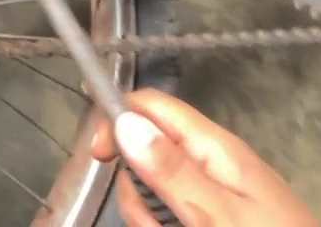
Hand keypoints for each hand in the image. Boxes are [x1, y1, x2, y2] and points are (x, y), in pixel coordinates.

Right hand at [93, 89, 318, 226]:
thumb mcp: (222, 221)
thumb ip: (173, 171)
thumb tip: (124, 119)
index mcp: (216, 149)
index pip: (151, 105)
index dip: (116, 119)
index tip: (98, 158)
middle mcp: (214, 166)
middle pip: (146, 153)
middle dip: (139, 193)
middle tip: (159, 226)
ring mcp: (219, 200)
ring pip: (157, 195)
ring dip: (154, 221)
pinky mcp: (219, 224)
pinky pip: (176, 218)